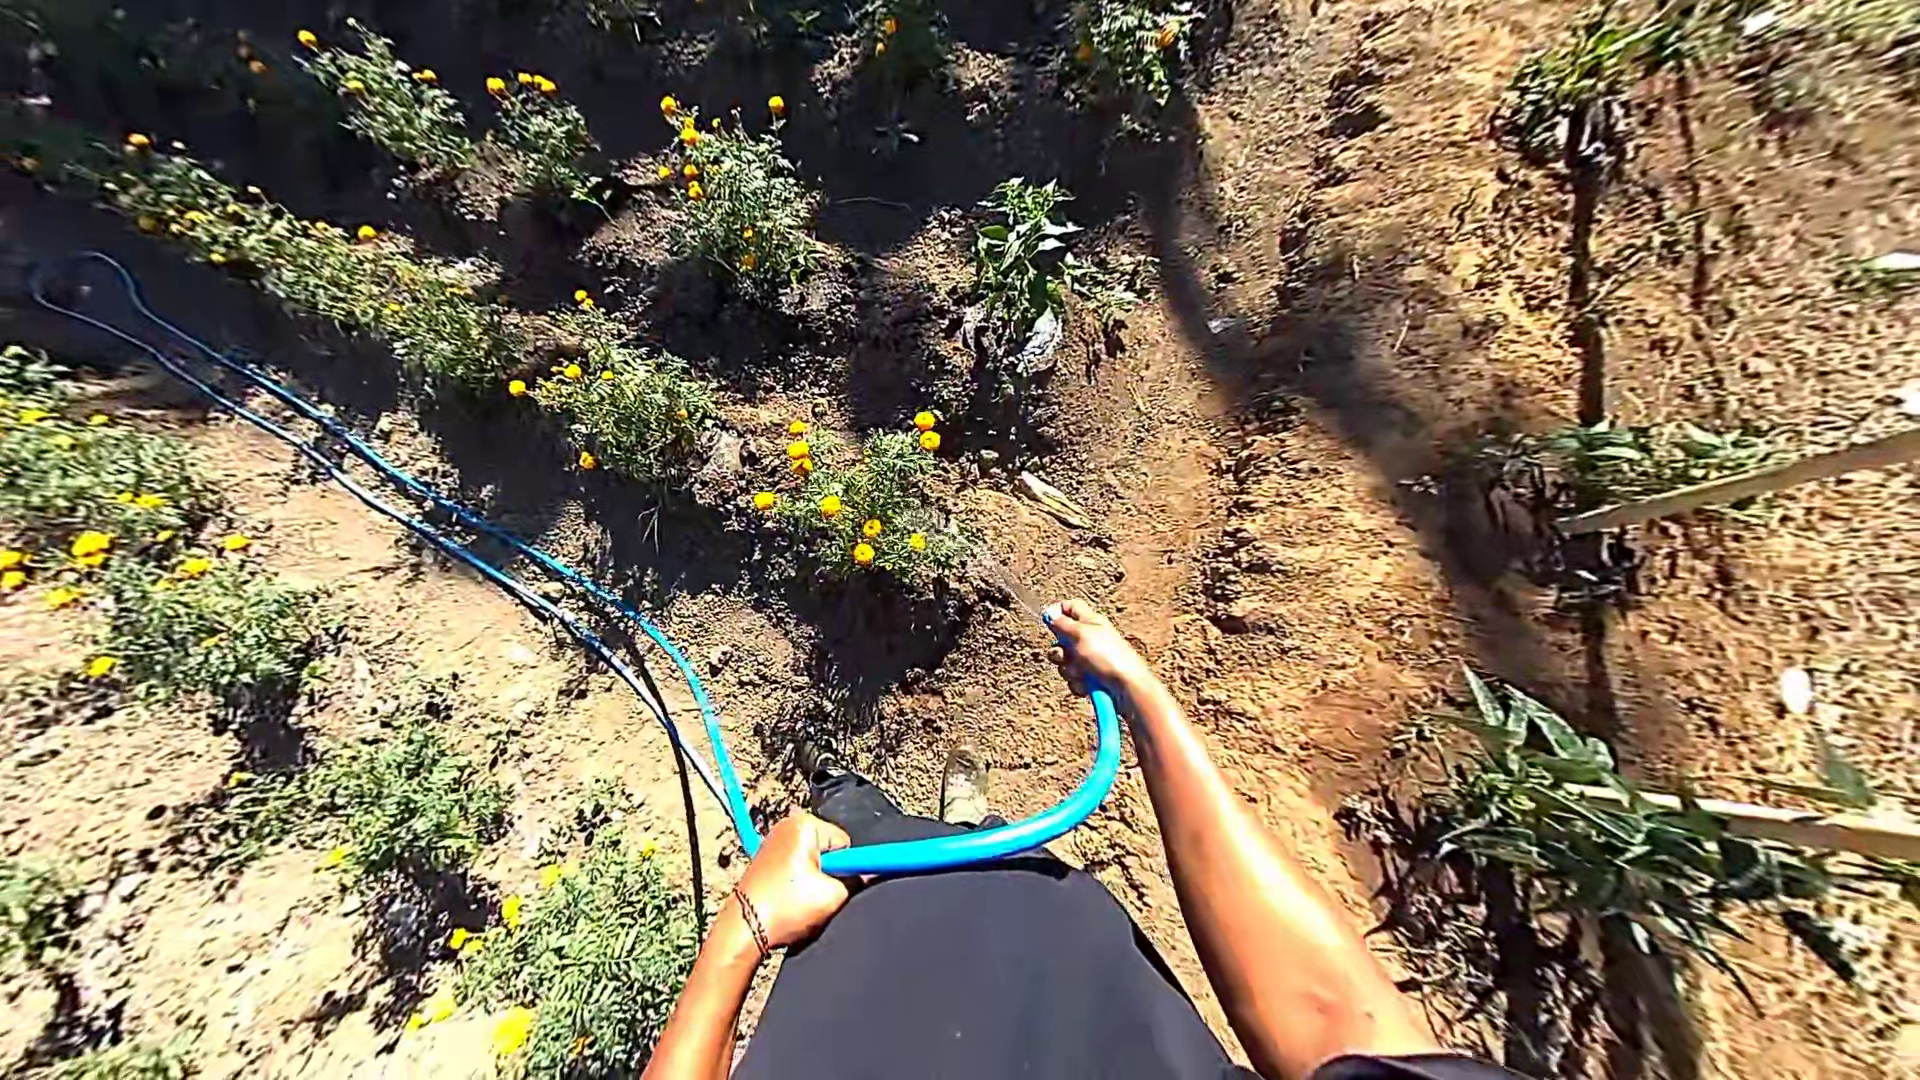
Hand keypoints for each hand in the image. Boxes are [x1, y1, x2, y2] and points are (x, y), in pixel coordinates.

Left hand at [734, 811, 850, 947]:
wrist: (742, 931)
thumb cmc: (783, 909)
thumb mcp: (833, 896)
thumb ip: (858, 880)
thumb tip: (873, 872)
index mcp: (805, 824)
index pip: (845, 843)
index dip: (847, 869)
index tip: (844, 886)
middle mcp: (788, 824)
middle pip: (829, 850)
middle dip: (828, 874)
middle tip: (816, 897)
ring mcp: (774, 839)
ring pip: (812, 860)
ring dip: (813, 880)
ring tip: (800, 901)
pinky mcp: (765, 857)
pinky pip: (796, 864)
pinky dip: (797, 881)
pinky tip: (789, 900)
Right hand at [1044, 599, 1163, 712]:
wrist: (1127, 688)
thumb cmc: (1108, 657)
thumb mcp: (1080, 634)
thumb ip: (1062, 623)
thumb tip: (1049, 613)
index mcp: (1090, 622)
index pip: (1070, 607)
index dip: (1057, 612)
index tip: (1049, 622)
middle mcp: (1090, 638)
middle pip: (1062, 639)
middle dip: (1060, 651)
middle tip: (1069, 655)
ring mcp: (1091, 659)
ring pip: (1065, 662)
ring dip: (1069, 670)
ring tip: (1084, 673)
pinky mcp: (1092, 678)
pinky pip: (1073, 679)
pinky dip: (1078, 683)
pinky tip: (1088, 685)